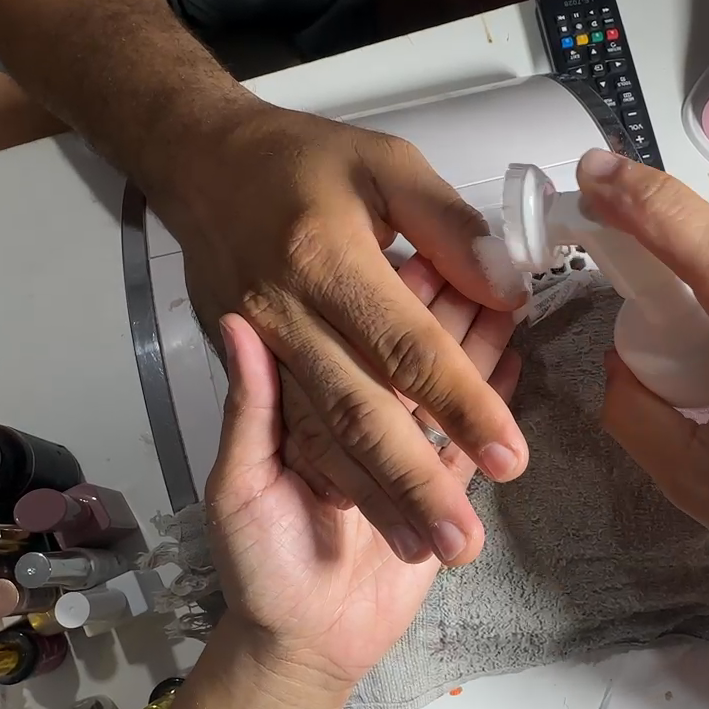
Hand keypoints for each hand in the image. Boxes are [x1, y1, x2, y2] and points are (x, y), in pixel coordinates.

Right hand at [147, 103, 528, 568]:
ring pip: (321, 437)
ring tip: (422, 549)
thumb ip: (446, 227)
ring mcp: (261, 346)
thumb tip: (504, 290)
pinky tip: (374, 506)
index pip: (410, 348)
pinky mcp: (249, 361)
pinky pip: (293, 428)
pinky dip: (333, 470)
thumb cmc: (300, 160)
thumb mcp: (385, 165)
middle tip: (462, 542)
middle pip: (359, 414)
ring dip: (370, 498)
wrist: (200, 166)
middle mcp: (289, 316)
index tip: (509, 457)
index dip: (463, 404)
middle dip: (414, 483)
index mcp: (328, 261)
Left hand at [205, 257, 521, 687]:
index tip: (411, 238)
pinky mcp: (443, 487)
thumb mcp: (240, 482)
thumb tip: (238, 321)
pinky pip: (472, 439)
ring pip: (448, 388)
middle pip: (411, 354)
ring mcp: (409, 451)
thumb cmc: (258, 563)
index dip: (383, 292)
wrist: (306, 641)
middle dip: (447, 306)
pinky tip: (517, 361)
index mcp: (315, 407)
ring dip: (480, 344)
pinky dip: (494, 404)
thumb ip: (251, 408)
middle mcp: (365, 418)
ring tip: (513, 294)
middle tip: (486, 254)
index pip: (355, 337)